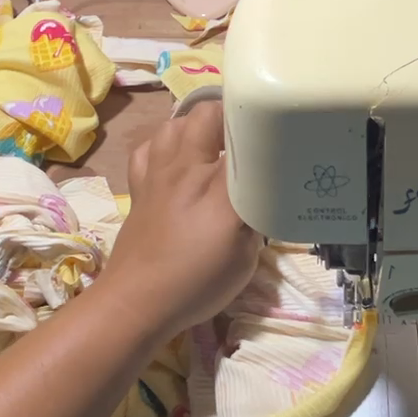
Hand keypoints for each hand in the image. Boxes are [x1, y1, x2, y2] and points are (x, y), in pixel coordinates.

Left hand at [101, 99, 261, 341]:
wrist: (136, 302)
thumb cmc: (196, 284)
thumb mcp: (245, 257)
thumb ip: (255, 217)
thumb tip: (259, 194)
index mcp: (218, 188)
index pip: (246, 138)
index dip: (265, 131)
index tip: (281, 133)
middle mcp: (186, 170)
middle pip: (206, 115)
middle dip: (230, 115)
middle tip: (248, 134)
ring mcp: (157, 174)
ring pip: (175, 124)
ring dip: (196, 125)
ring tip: (214, 142)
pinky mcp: (139, 186)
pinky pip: (149, 147)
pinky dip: (164, 145)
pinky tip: (176, 159)